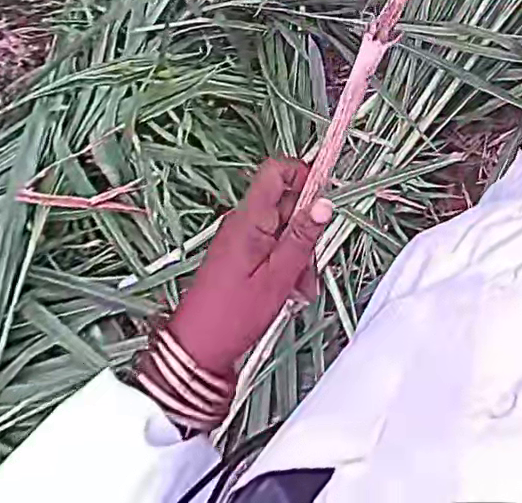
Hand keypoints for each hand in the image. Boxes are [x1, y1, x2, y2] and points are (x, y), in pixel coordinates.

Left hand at [168, 157, 331, 374]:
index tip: (323, 196)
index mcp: (250, 218)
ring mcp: (241, 236)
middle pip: (286, 201)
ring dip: (298, 250)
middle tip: (310, 262)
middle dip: (306, 227)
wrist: (196, 351)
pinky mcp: (241, 252)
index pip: (277, 170)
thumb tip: (324, 203)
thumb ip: (302, 236)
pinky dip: (286, 260)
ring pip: (283, 225)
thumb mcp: (278, 276)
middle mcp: (243, 220)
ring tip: (299, 284)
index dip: (303, 174)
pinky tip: (288, 286)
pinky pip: (272, 243)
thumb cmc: (232, 317)